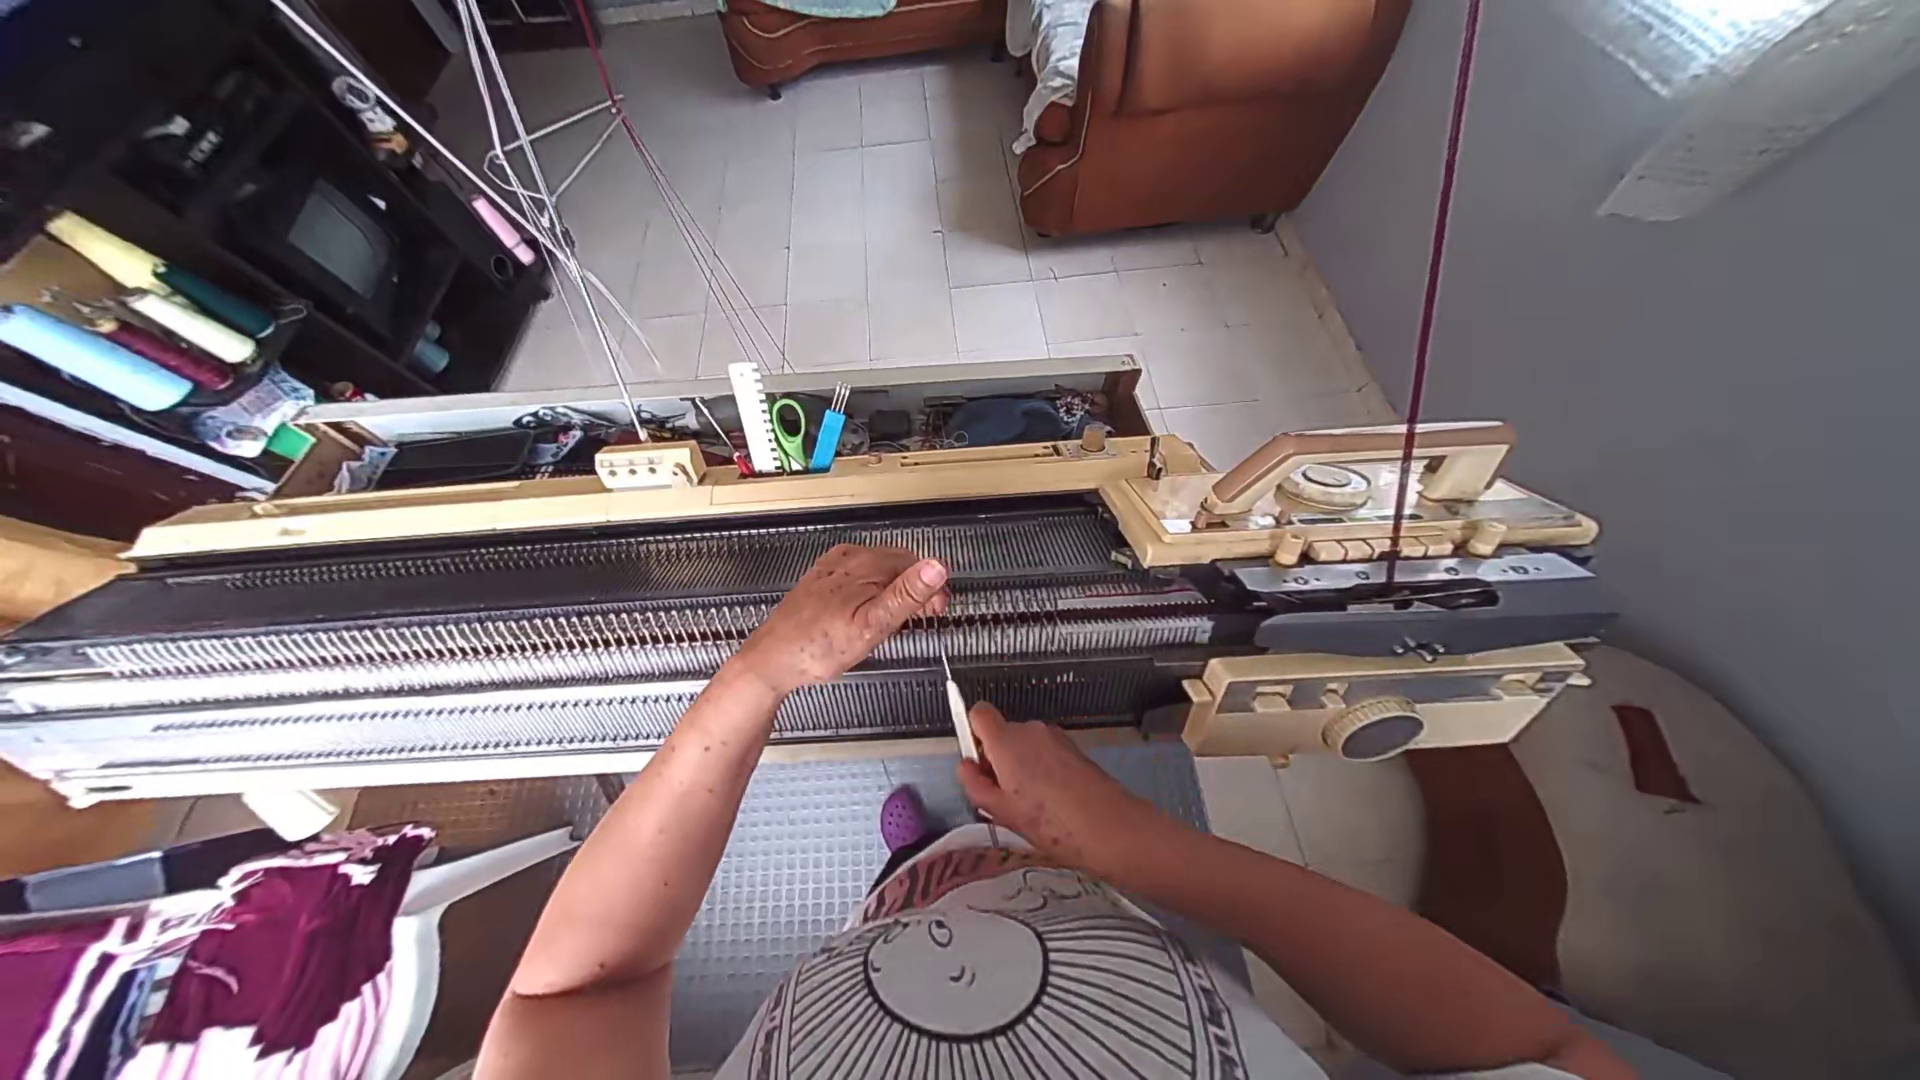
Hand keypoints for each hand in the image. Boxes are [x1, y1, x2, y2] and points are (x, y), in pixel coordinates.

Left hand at [729, 544, 949, 696]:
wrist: (772, 660)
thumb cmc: (816, 647)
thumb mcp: (873, 625)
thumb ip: (907, 594)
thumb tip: (937, 567)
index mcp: (867, 564)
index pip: (917, 563)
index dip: (933, 588)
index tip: (937, 609)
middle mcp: (849, 558)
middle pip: (900, 564)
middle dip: (915, 589)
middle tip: (920, 618)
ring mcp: (833, 567)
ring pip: (880, 571)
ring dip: (894, 590)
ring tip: (895, 620)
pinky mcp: (822, 579)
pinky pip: (859, 577)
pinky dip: (872, 591)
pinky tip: (867, 612)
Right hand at [956, 702, 1182, 876]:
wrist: (1111, 827)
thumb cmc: (1054, 824)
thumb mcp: (1003, 812)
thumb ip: (975, 785)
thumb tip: (965, 767)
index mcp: (1008, 741)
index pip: (977, 713)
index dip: (972, 734)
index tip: (978, 764)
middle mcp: (1030, 730)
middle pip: (1000, 733)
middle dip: (997, 759)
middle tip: (1004, 797)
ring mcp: (1053, 736)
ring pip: (1022, 744)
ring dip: (1019, 767)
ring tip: (1031, 805)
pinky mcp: (1071, 746)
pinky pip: (1042, 750)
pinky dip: (1040, 768)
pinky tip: (1050, 801)